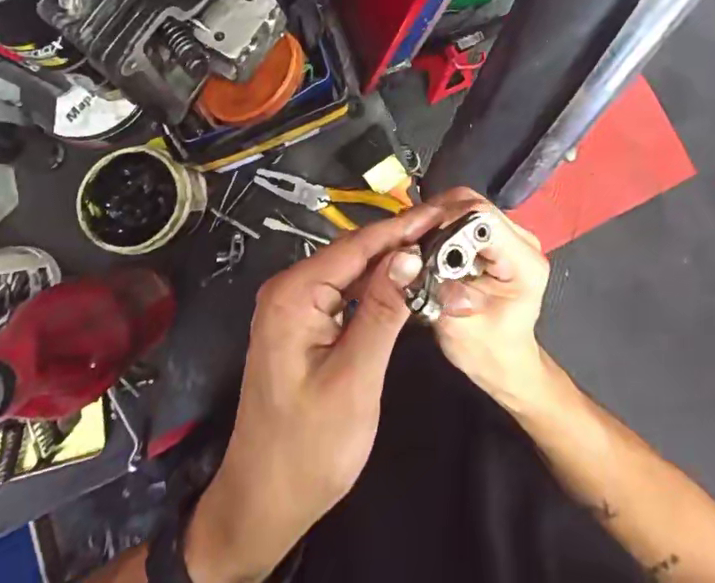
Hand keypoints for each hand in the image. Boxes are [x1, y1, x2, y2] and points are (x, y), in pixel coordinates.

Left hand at [186, 207, 438, 580]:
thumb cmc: (310, 446)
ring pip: (353, 269)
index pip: (358, 246)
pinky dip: (379, 284)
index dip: (404, 227)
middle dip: (401, 238)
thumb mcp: (355, 378)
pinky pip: (346, 291)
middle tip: (449, 226)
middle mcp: (289, 291)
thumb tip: (411, 254)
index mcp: (294, 296)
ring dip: (393, 259)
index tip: (444, 211)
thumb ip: (382, 311)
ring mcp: (294, 308)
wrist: (265, 502)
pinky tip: (407, 280)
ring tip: (437, 244)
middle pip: (355, 252)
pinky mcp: (304, 324)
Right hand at [417, 189, 556, 409]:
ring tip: (409, 241)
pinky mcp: (496, 237)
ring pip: (466, 206)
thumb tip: (409, 262)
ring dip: (435, 220)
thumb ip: (440, 293)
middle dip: (434, 217)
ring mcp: (511, 235)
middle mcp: (522, 239)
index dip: (443, 220)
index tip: (411, 236)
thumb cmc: (487, 353)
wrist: (505, 361)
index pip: (482, 218)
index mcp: (523, 260)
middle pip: (472, 205)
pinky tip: (422, 244)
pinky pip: (464, 217)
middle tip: (404, 238)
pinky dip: (440, 226)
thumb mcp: (460, 328)